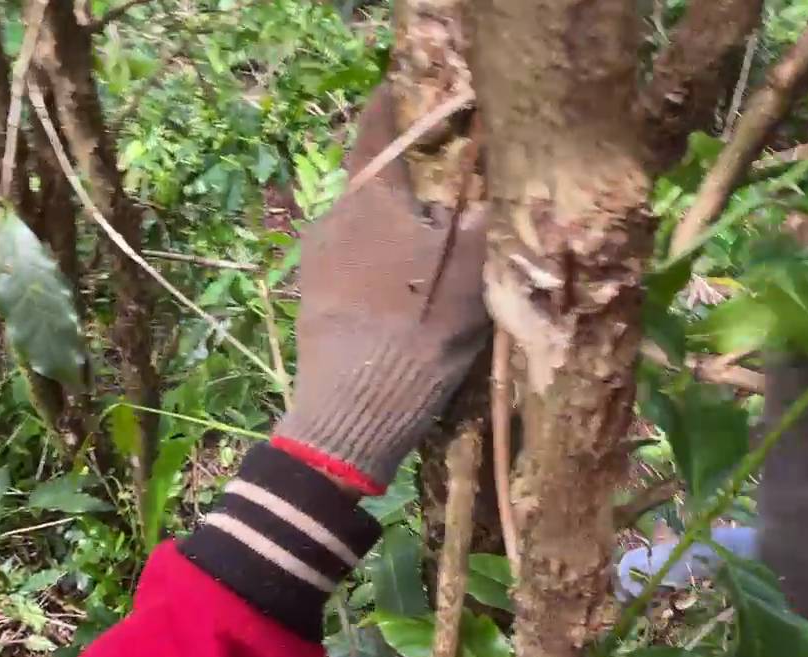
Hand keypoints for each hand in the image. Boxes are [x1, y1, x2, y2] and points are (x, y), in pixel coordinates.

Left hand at [272, 86, 490, 494]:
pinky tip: (394, 297)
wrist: (355, 409)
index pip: (380, 124)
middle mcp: (333, 217)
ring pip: (359, 227)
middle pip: (372, 181)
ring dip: (389, 232)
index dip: (399, 103)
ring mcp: (315, 260)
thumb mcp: (473, 278)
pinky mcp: (310, 298)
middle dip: (405, 184)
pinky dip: (371, 266)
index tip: (418, 95)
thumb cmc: (417, 334)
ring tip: (423, 260)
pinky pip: (346, 264)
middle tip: (443, 200)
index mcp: (372, 198)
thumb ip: (488, 225)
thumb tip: (498, 193)